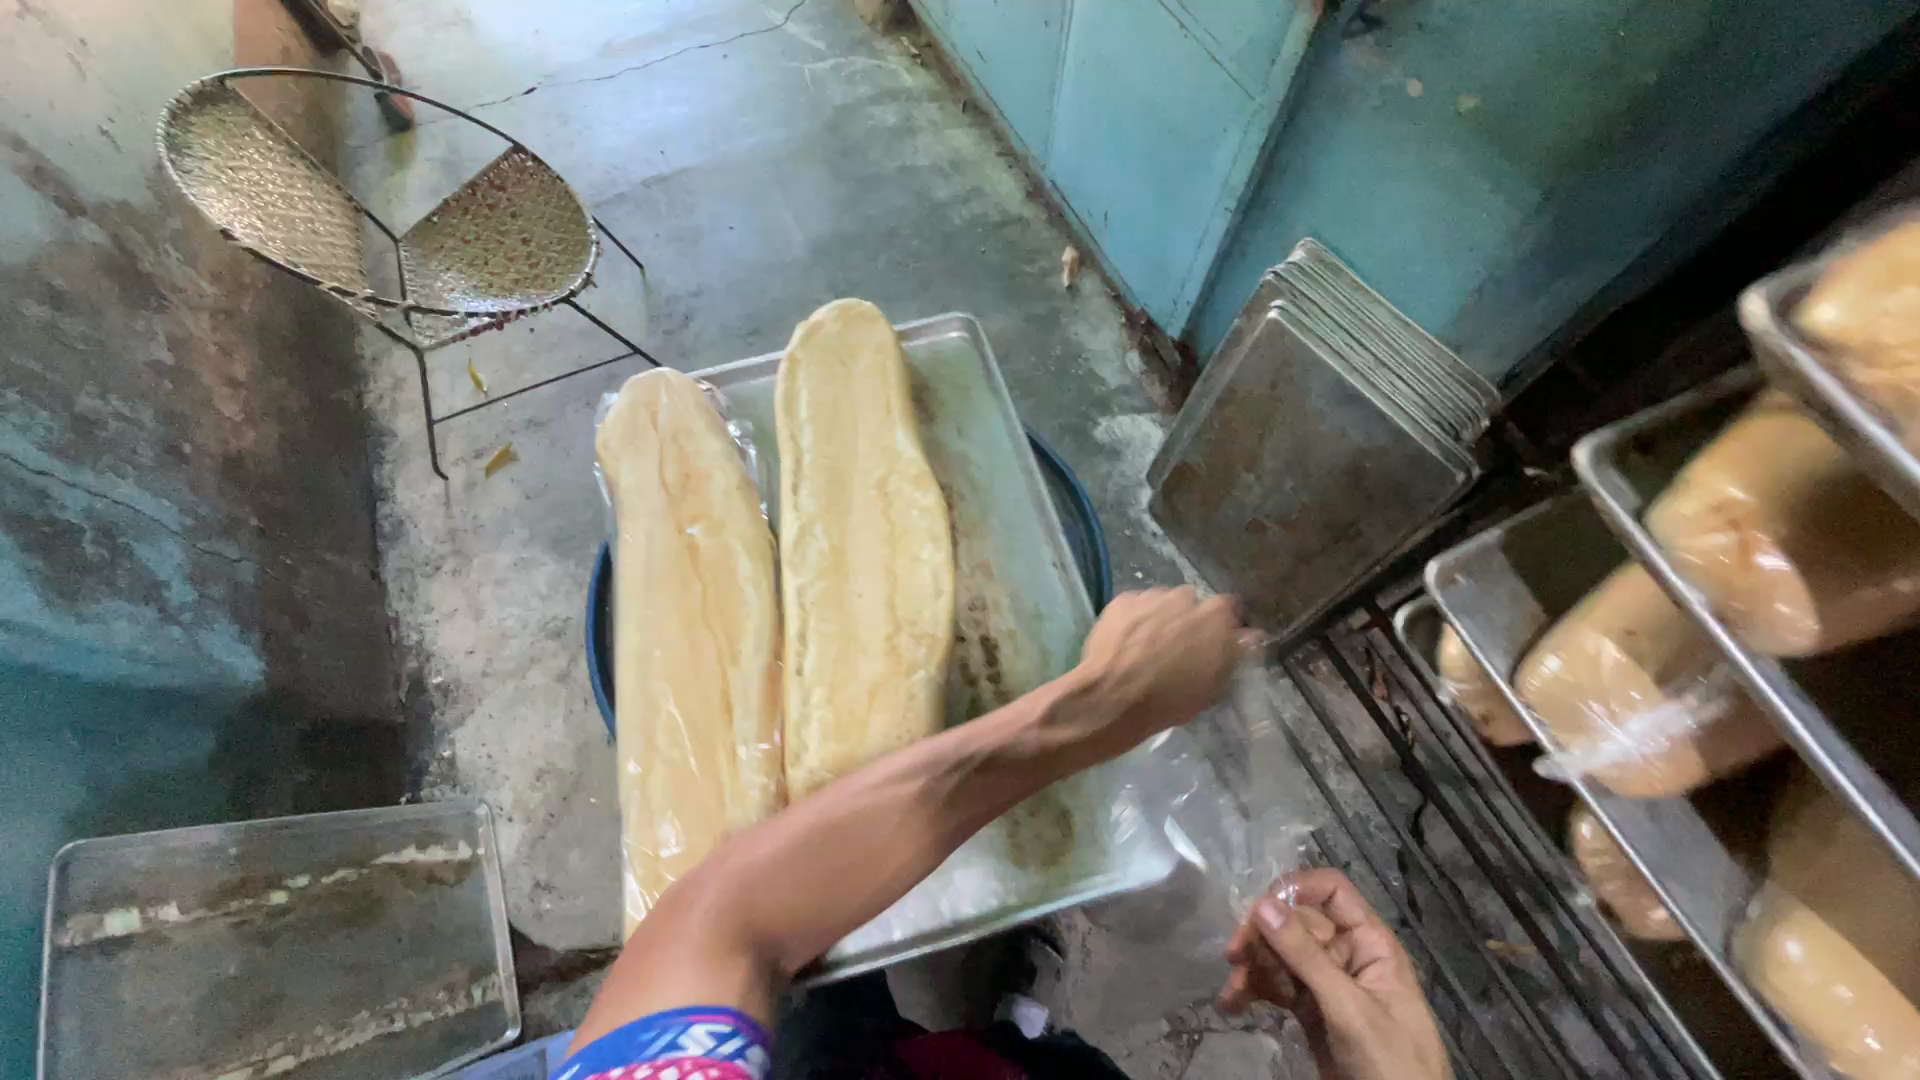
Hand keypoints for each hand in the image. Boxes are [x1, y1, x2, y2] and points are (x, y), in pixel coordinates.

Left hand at [1066, 587, 1250, 751]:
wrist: (1112, 696)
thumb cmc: (1170, 699)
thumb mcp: (1214, 686)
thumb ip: (1233, 654)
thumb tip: (1247, 636)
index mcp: (1216, 616)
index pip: (1230, 609)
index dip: (1222, 624)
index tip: (1215, 640)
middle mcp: (1185, 597)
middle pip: (1192, 603)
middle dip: (1188, 619)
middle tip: (1178, 644)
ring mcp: (1151, 595)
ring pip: (1162, 602)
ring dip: (1160, 616)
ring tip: (1146, 643)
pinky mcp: (1122, 599)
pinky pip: (1136, 605)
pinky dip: (1134, 618)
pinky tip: (1126, 640)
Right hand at [1218, 869, 1450, 1079]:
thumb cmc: (1393, 1067)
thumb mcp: (1350, 1009)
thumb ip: (1305, 956)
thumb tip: (1261, 903)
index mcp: (1369, 943)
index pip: (1330, 891)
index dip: (1295, 889)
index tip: (1259, 909)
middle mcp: (1347, 955)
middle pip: (1295, 922)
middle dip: (1262, 936)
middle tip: (1233, 956)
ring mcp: (1327, 983)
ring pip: (1280, 954)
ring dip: (1253, 967)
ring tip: (1232, 991)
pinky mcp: (1311, 1011)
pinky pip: (1277, 985)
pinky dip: (1254, 991)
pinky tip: (1233, 1003)